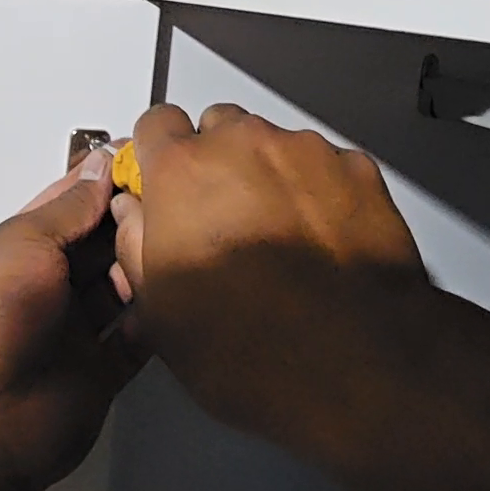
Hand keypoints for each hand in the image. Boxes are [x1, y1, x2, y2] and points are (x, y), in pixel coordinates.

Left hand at [0, 150, 141, 490]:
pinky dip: (156, 314)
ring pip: (122, 283)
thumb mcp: (22, 244)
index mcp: (18, 249)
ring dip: (144, 263)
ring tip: (172, 242)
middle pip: (99, 240)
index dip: (103, 179)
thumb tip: (100, 168)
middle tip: (168, 197)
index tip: (141, 156)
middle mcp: (46, 285)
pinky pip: (138, 334)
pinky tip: (173, 293)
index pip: (68, 202)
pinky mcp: (98, 370)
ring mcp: (72, 329)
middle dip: (130, 218)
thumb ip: (69, 207)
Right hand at [109, 105, 427, 453]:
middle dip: (216, 162)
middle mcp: (243, 144)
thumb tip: (134, 212)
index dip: (157, 153)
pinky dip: (319, 189)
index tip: (164, 181)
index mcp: (184, 171)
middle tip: (224, 218)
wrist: (356, 367)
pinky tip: (323, 238)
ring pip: (273, 143)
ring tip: (280, 236)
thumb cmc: (252, 349)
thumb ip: (135, 242)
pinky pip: (325, 163)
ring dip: (269, 174)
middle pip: (218, 126)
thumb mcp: (161, 310)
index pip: (157, 123)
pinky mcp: (355, 168)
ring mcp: (304, 151)